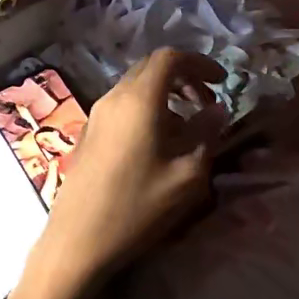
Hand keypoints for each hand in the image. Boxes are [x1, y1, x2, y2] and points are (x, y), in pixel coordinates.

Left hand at [14, 51, 227, 298]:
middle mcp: (112, 99)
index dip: (199, 63)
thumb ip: (205, 135)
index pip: (169, 58)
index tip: (221, 82)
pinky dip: (144, 111)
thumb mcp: (186, 175)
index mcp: (138, 100)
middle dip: (182, 78)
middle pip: (149, 69)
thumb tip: (215, 111)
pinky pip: (120, 109)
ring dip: (163, 97)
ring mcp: (94, 117)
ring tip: (186, 127)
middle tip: (206, 102)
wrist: (77, 240)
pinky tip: (156, 145)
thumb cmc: (137, 207)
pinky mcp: (85, 136)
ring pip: (133, 89)